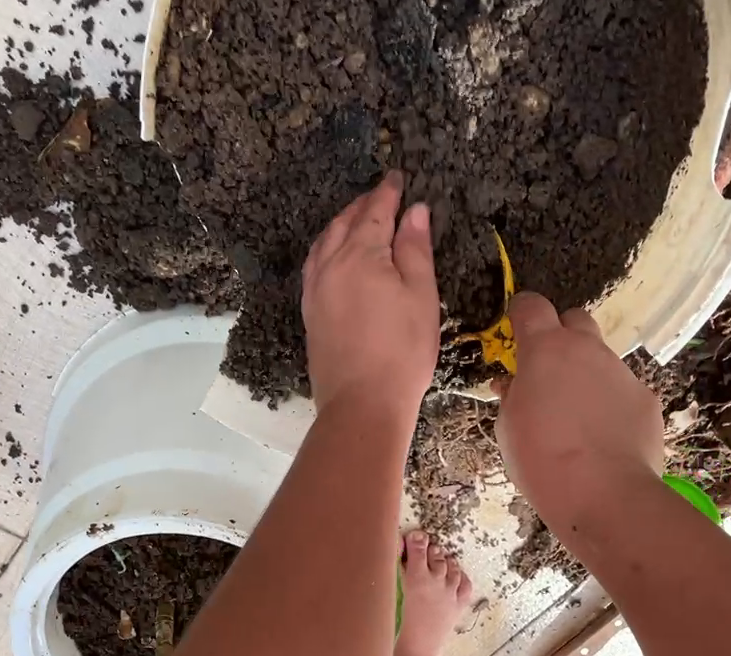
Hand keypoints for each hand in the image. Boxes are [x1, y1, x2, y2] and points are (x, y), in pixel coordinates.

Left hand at [301, 172, 439, 413]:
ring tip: (356, 220)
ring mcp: (315, 292)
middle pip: (344, 223)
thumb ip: (415, 250)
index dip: (388, 192)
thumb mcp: (421, 297)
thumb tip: (414, 212)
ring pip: (324, 244)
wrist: (362, 404)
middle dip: (363, 206)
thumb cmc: (401, 353)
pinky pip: (314, 267)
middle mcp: (330, 266)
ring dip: (340, 226)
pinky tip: (333, 257)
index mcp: (360, 255)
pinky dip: (326, 250)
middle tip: (380, 195)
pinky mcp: (310, 315)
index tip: (397, 176)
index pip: (374, 212)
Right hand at [495, 292, 665, 529]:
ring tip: (576, 421)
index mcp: (545, 351)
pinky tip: (603, 440)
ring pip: (600, 361)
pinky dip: (610, 407)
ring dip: (586, 377)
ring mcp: (622, 372)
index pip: (531, 306)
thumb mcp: (508, 428)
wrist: (603, 493)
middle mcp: (588, 350)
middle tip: (548, 371)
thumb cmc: (540, 459)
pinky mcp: (646, 399)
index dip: (521, 312)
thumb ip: (512, 397)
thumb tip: (514, 384)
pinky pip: (622, 393)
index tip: (515, 327)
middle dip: (560, 335)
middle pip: (575, 319)